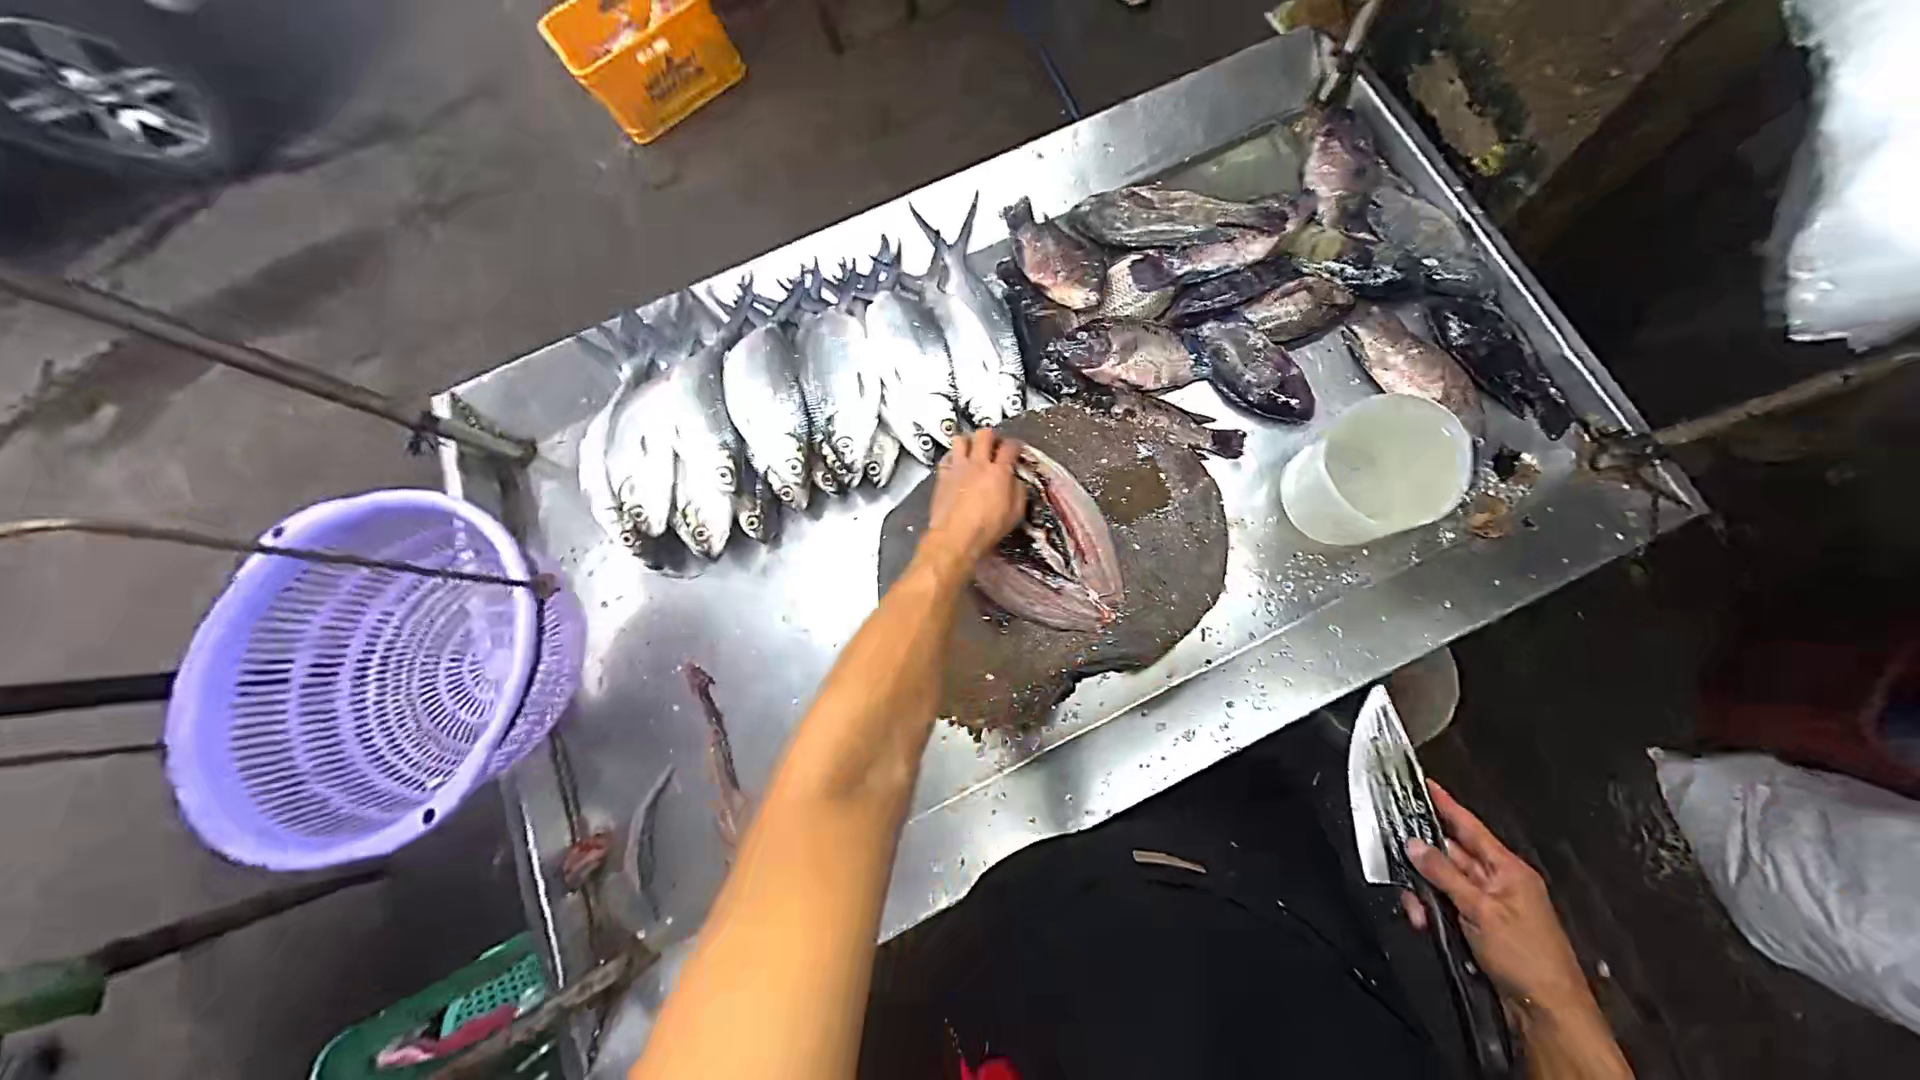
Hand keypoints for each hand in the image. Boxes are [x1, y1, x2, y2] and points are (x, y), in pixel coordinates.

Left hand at [923, 429, 1026, 564]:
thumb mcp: (1015, 513)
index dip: (1015, 445)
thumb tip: (1016, 480)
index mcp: (999, 472)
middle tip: (994, 443)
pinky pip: (946, 456)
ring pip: (961, 439)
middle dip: (992, 436)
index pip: (1010, 447)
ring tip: (972, 448)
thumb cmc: (987, 528)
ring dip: (969, 441)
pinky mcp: (943, 475)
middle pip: (985, 434)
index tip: (1016, 449)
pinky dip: (952, 456)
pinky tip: (956, 463)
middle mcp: (978, 464)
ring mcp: (958, 467)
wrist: (956, 537)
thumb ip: (1018, 491)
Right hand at [1405, 780, 1594, 1013]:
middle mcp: (1499, 883)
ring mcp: (1490, 905)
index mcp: (1509, 870)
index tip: (1426, 784)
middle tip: (1401, 862)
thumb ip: (1444, 874)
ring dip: (1425, 892)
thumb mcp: (1480, 910)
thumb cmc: (1531, 961)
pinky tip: (1427, 921)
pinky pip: (1445, 905)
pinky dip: (1431, 911)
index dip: (1446, 803)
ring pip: (1442, 882)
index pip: (1469, 826)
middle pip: (1449, 855)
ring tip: (1420, 909)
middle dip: (1423, 861)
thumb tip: (1416, 845)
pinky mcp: (1480, 925)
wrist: (1548, 1012)